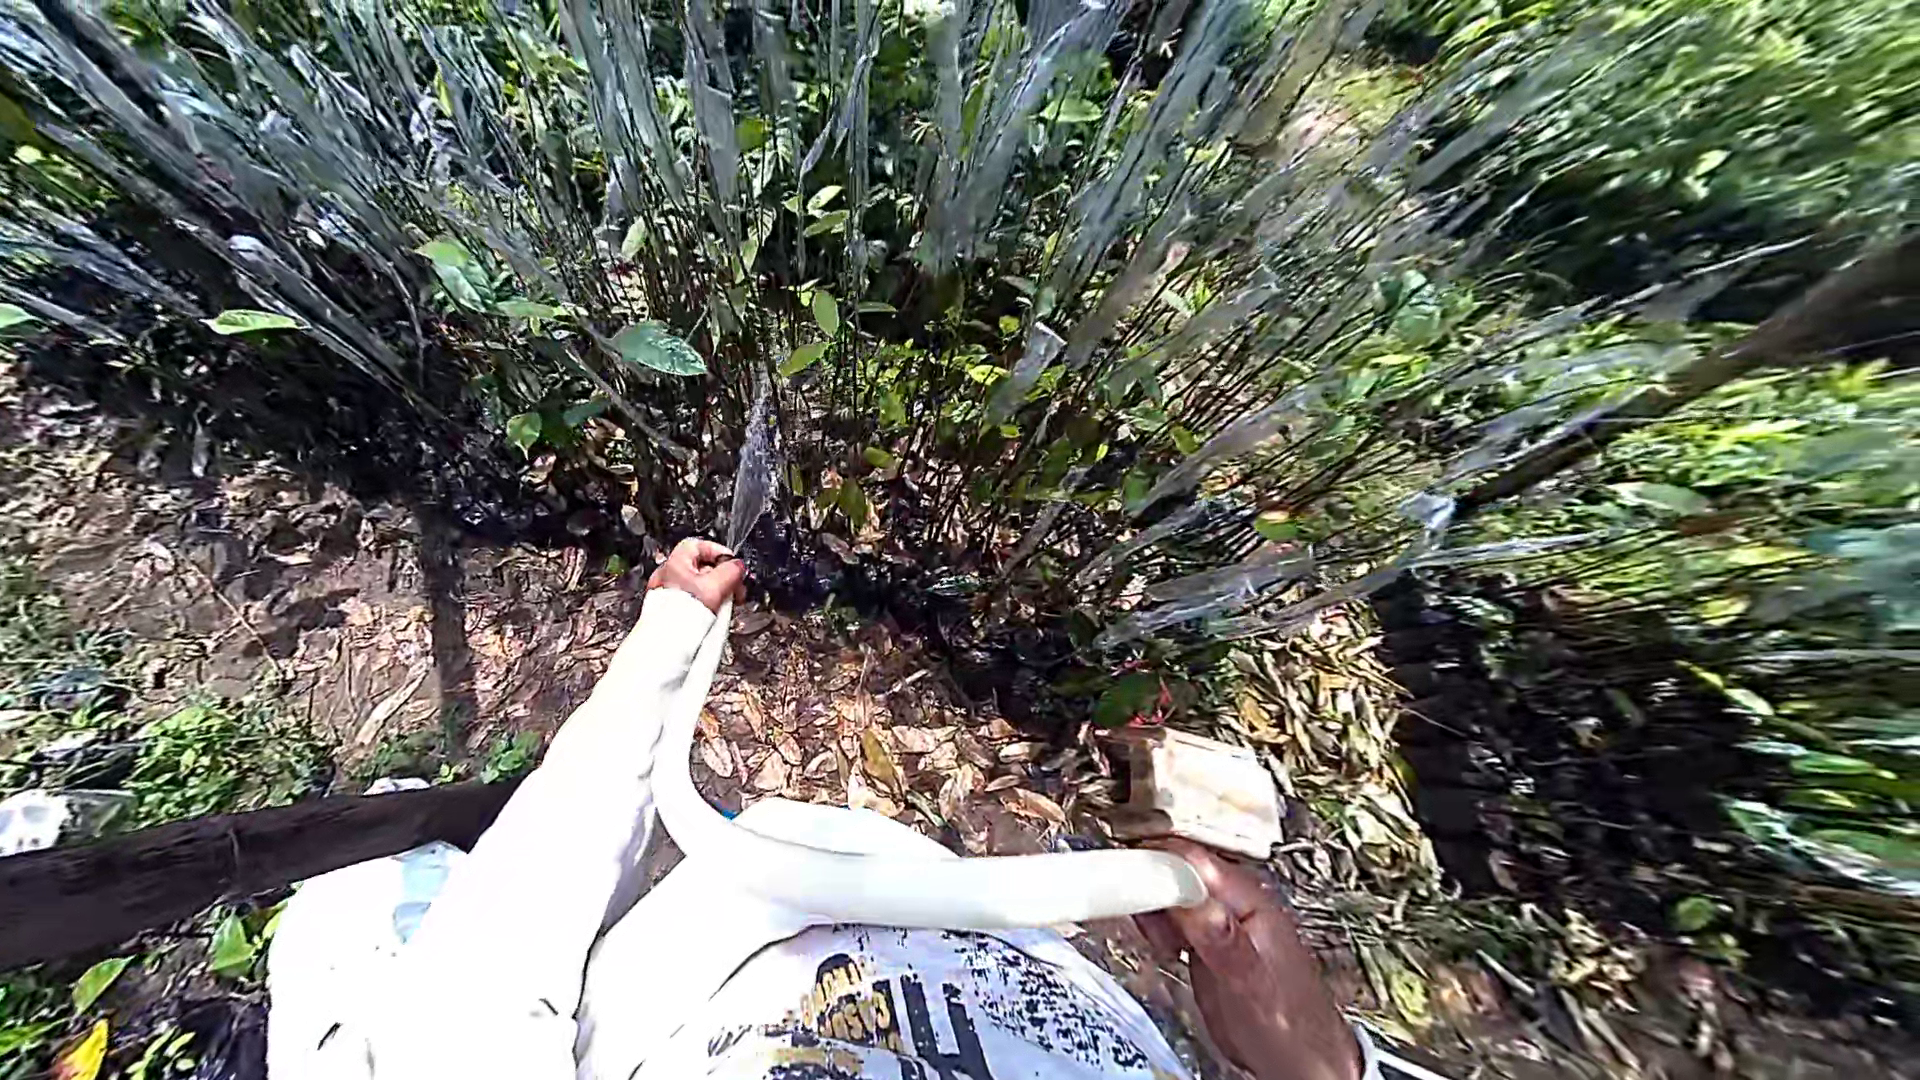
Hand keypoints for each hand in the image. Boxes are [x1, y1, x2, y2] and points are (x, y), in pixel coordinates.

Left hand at [646, 538, 746, 612]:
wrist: (670, 641)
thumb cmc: (686, 613)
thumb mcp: (718, 584)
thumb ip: (732, 570)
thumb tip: (738, 566)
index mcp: (674, 564)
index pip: (699, 545)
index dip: (720, 552)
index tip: (733, 565)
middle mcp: (667, 576)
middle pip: (702, 567)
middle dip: (722, 577)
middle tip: (734, 588)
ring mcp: (667, 595)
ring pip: (699, 585)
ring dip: (716, 592)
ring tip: (726, 604)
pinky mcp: (670, 611)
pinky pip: (693, 601)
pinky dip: (706, 604)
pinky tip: (714, 614)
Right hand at [1135, 840, 1360, 1079]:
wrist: (1302, 1064)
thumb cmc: (1293, 1031)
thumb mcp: (1255, 988)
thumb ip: (1226, 944)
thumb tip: (1198, 903)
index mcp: (1247, 895)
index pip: (1188, 856)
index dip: (1153, 861)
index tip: (1126, 878)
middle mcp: (1230, 895)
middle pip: (1173, 864)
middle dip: (1146, 883)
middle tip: (1139, 915)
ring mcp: (1216, 912)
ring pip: (1166, 884)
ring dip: (1149, 903)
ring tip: (1157, 937)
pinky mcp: (1203, 931)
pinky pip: (1169, 909)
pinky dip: (1155, 921)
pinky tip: (1163, 945)